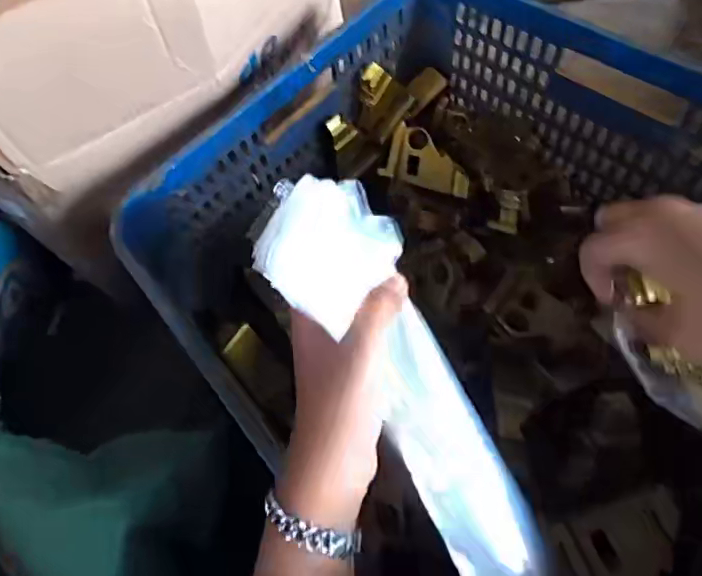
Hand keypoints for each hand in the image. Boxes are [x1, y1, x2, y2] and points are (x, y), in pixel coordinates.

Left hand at [280, 274, 407, 529]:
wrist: (335, 465)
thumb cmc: (341, 401)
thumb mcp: (363, 351)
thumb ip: (378, 312)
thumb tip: (395, 277)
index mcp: (305, 321)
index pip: (308, 276)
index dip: (324, 256)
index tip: (349, 236)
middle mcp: (312, 332)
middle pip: (330, 295)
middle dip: (353, 277)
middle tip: (381, 255)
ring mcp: (328, 354)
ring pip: (346, 317)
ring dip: (366, 303)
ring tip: (394, 282)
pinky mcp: (345, 374)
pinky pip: (359, 339)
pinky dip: (374, 327)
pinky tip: (396, 322)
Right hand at [578, 196, 701, 375]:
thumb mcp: (688, 338)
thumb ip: (646, 326)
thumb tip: (633, 318)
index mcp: (638, 235)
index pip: (591, 248)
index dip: (592, 281)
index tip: (615, 310)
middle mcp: (659, 213)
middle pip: (611, 219)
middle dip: (609, 251)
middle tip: (629, 287)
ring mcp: (698, 213)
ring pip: (647, 219)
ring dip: (642, 247)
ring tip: (666, 287)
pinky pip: (679, 226)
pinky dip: (673, 246)